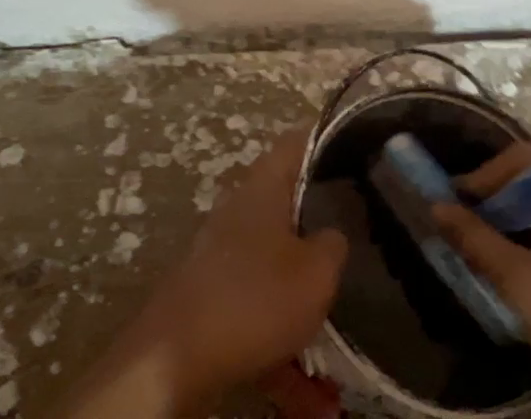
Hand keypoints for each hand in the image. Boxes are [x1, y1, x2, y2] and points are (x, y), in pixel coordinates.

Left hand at [58, 133, 347, 417]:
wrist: (172, 361)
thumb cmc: (253, 300)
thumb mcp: (315, 272)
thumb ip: (333, 245)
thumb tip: (331, 234)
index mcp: (261, 191)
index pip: (294, 143)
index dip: (323, 137)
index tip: (354, 142)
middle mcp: (237, 215)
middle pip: (285, 206)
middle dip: (319, 225)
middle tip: (357, 233)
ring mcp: (220, 260)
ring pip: (275, 274)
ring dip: (304, 307)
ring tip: (339, 346)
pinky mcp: (209, 303)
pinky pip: (258, 319)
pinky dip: (283, 351)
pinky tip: (311, 401)